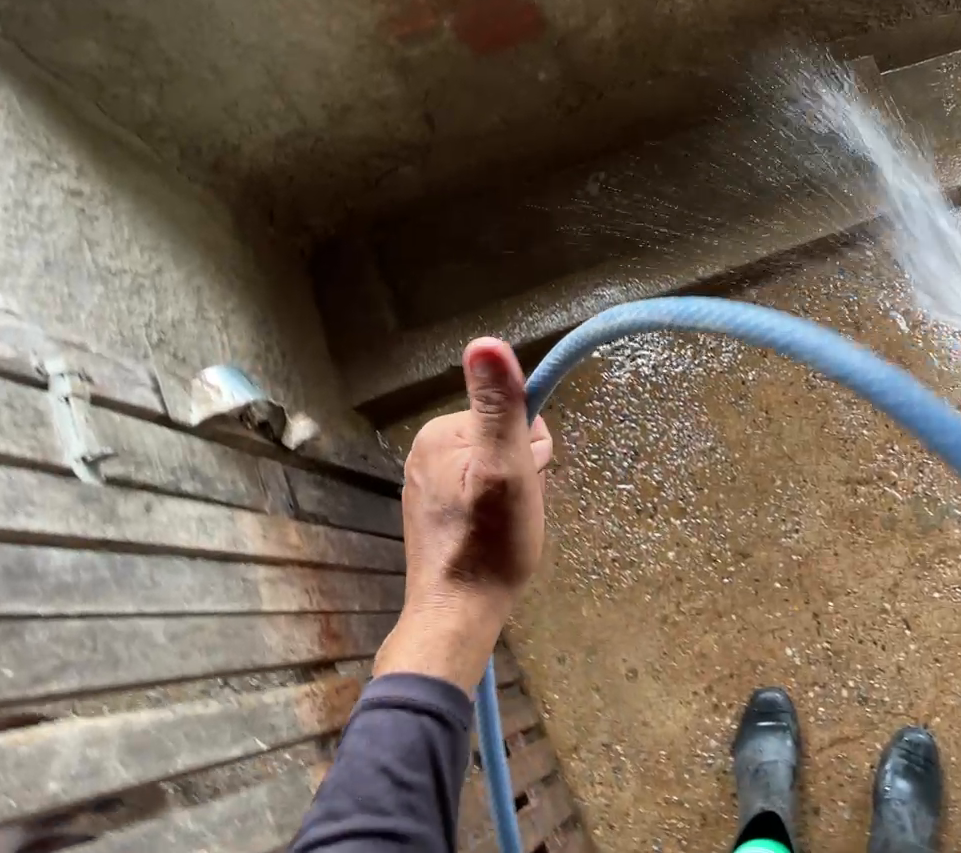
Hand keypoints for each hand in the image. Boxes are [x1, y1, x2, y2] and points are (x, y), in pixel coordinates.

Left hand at [374, 337, 553, 689]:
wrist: (457, 617)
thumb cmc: (491, 544)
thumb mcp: (506, 468)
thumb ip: (500, 406)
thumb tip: (485, 342)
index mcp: (441, 434)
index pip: (515, 415)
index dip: (533, 450)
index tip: (523, 483)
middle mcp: (427, 451)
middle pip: (506, 438)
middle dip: (523, 470)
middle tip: (515, 507)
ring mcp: (429, 482)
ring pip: (498, 465)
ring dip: (514, 489)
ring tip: (506, 523)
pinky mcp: (436, 509)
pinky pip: (483, 487)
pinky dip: (498, 506)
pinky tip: (494, 532)